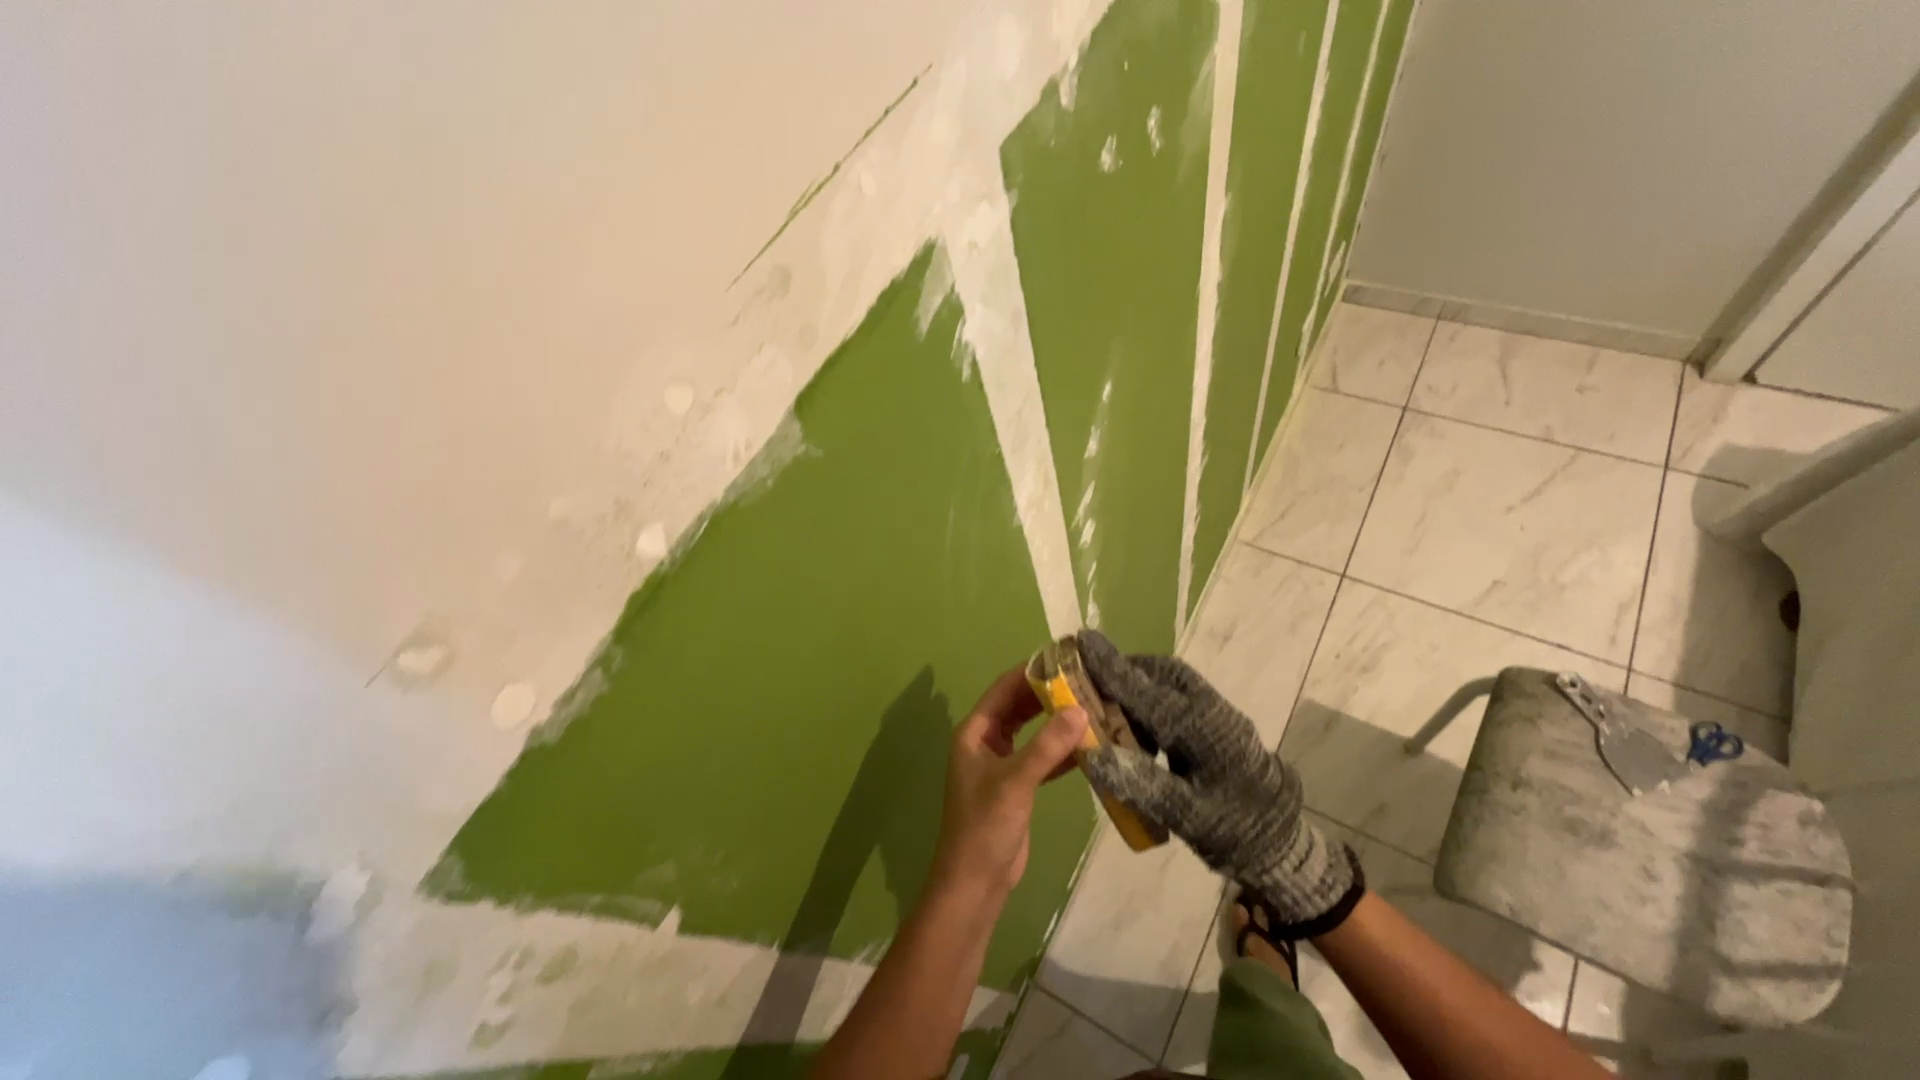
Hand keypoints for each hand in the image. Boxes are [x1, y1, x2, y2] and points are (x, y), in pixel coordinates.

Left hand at [930, 667, 1089, 899]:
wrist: (976, 882)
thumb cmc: (985, 826)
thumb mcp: (1015, 782)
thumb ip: (1046, 747)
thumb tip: (1080, 710)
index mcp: (975, 732)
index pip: (1005, 688)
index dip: (1034, 671)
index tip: (1069, 659)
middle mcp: (987, 742)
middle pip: (1021, 707)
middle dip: (1052, 695)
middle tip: (1091, 682)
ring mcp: (1003, 764)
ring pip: (1035, 732)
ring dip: (1061, 723)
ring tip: (1098, 708)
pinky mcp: (1019, 786)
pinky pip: (1044, 758)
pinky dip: (1064, 752)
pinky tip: (1092, 747)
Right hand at [1075, 631, 1364, 938]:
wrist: (1281, 845)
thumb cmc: (1234, 830)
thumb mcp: (1186, 815)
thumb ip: (1141, 783)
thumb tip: (1094, 754)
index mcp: (1201, 728)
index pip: (1146, 690)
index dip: (1110, 667)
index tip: (1081, 640)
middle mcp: (1210, 711)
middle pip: (1164, 673)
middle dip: (1126, 670)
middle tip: (1092, 682)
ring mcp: (1218, 717)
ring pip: (1173, 685)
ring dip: (1140, 688)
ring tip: (1111, 714)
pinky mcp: (1219, 728)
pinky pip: (1179, 701)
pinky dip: (1152, 706)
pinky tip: (1139, 736)